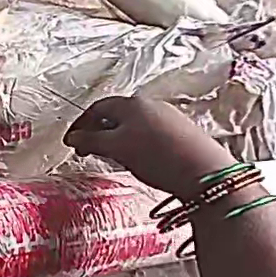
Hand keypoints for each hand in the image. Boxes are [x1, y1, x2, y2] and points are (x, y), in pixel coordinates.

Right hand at [65, 96, 236, 199]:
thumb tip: (72, 138)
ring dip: (115, 138)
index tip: (70, 143)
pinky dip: (133, 142)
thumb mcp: (115, 148)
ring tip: (110, 156)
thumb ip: (90, 141)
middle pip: (114, 115)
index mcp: (131, 103)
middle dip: (97, 131)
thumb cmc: (154, 156)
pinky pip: (147, 132)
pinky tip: (135, 158)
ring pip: (131, 124)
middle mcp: (150, 104)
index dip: (80, 125)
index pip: (96, 108)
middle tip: (87, 151)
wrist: (205, 173)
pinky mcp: (181, 131)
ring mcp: (168, 116)